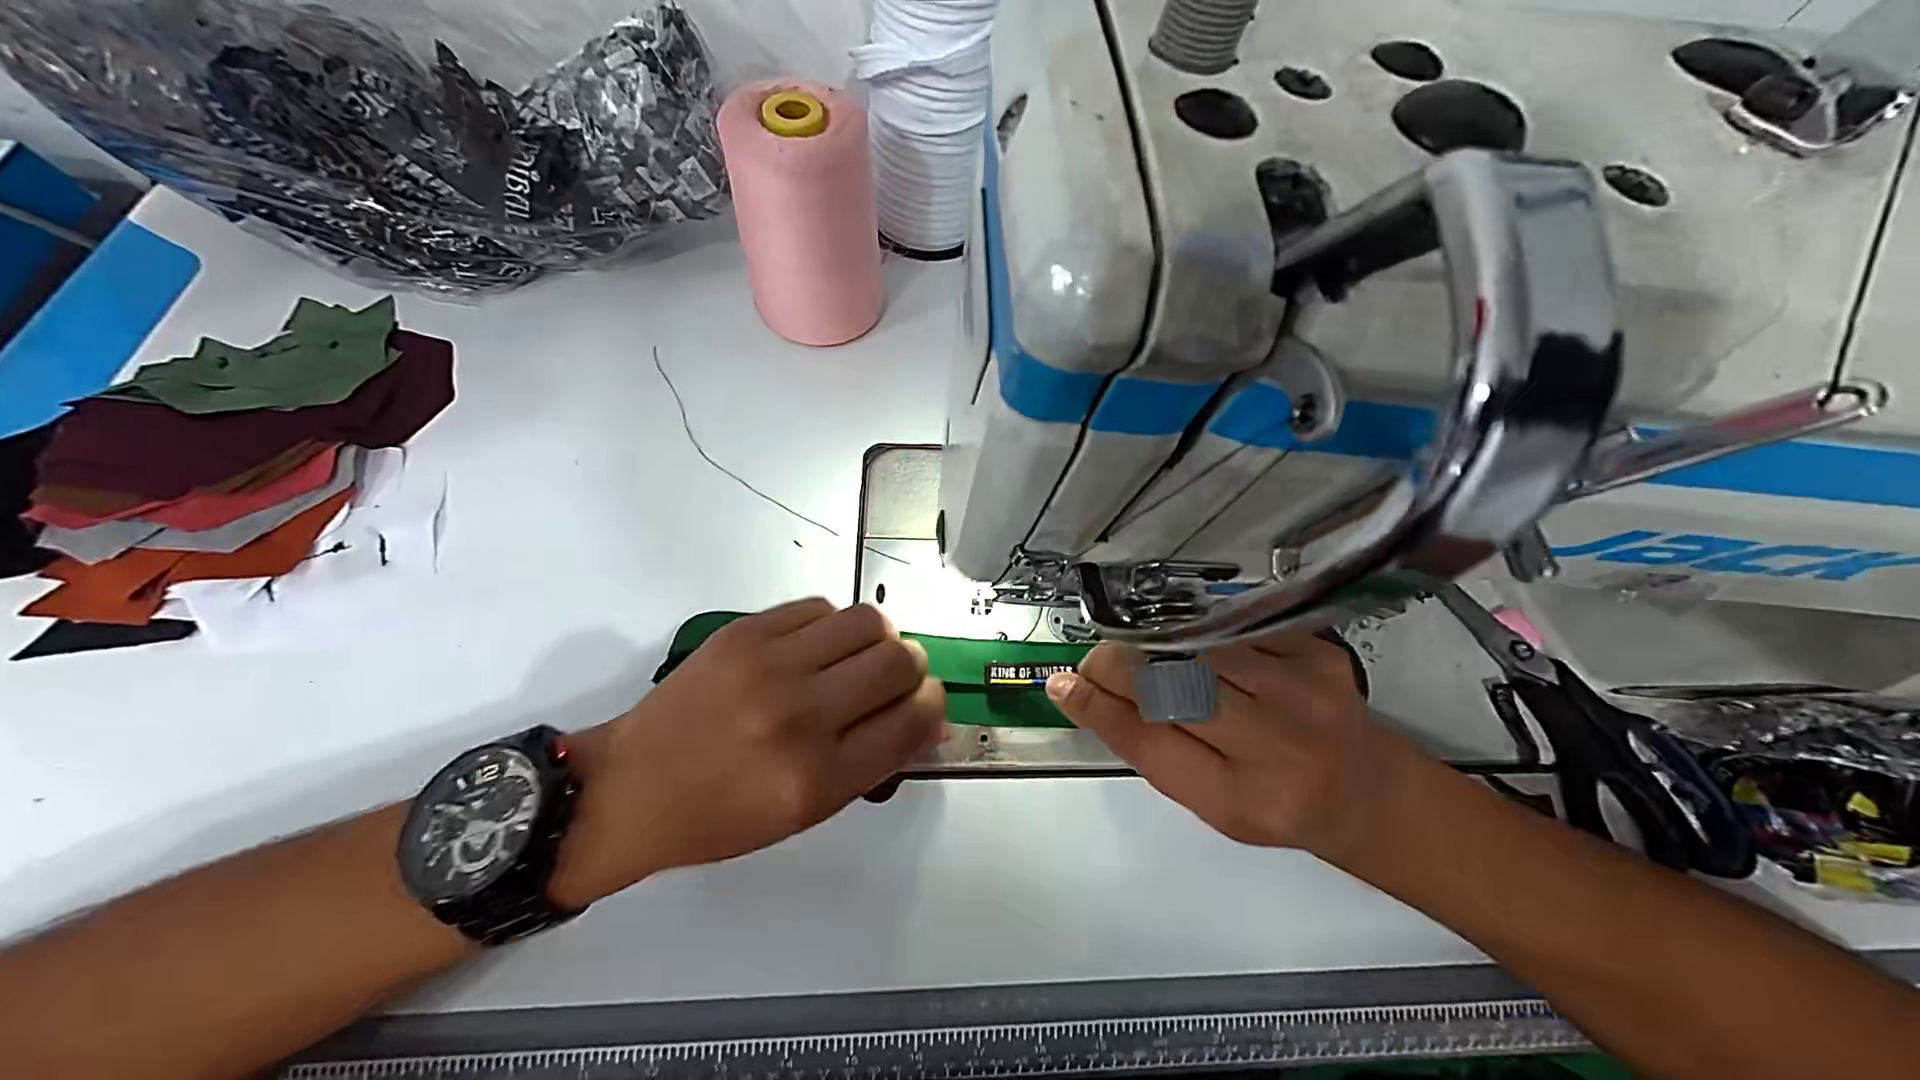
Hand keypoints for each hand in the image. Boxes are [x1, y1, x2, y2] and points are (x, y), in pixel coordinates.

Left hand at [551, 599, 944, 906]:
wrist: (633, 786)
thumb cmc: (723, 815)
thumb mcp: (808, 810)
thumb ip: (877, 761)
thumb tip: (932, 720)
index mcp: (819, 777)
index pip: (914, 719)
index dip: (932, 705)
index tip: (923, 703)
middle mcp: (800, 716)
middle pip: (900, 660)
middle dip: (913, 668)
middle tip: (894, 679)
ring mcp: (769, 666)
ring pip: (869, 620)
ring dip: (880, 638)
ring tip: (858, 657)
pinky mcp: (744, 632)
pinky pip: (820, 607)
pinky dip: (833, 626)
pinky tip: (816, 648)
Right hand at [1046, 634, 1430, 864]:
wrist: (1364, 789)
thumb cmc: (1275, 803)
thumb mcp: (1208, 801)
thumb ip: (1149, 749)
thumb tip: (1084, 693)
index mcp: (1241, 797)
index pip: (1149, 741)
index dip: (1096, 706)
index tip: (1062, 683)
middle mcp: (1277, 745)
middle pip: (1171, 687)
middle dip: (1118, 667)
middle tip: (1096, 663)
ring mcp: (1302, 691)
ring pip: (1196, 649)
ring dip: (1155, 648)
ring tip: (1142, 656)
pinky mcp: (1316, 653)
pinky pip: (1233, 629)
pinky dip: (1200, 635)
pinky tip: (1196, 649)